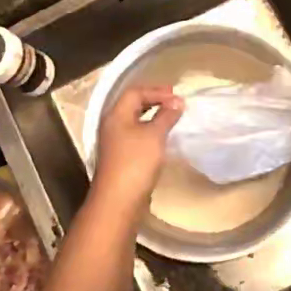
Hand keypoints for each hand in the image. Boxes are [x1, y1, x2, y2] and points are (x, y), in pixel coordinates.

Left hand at [92, 86, 182, 207]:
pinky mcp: (122, 157)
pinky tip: (163, 137)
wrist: (119, 199)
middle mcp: (113, 125)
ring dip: (154, 116)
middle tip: (175, 102)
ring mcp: (116, 142)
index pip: (135, 93)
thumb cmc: (136, 162)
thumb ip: (166, 116)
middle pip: (132, 105)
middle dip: (154, 100)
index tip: (178, 96)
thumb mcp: (154, 135)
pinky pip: (137, 135)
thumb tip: (178, 102)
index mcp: (116, 115)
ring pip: (135, 121)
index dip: (156, 91)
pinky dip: (151, 130)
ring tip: (172, 117)